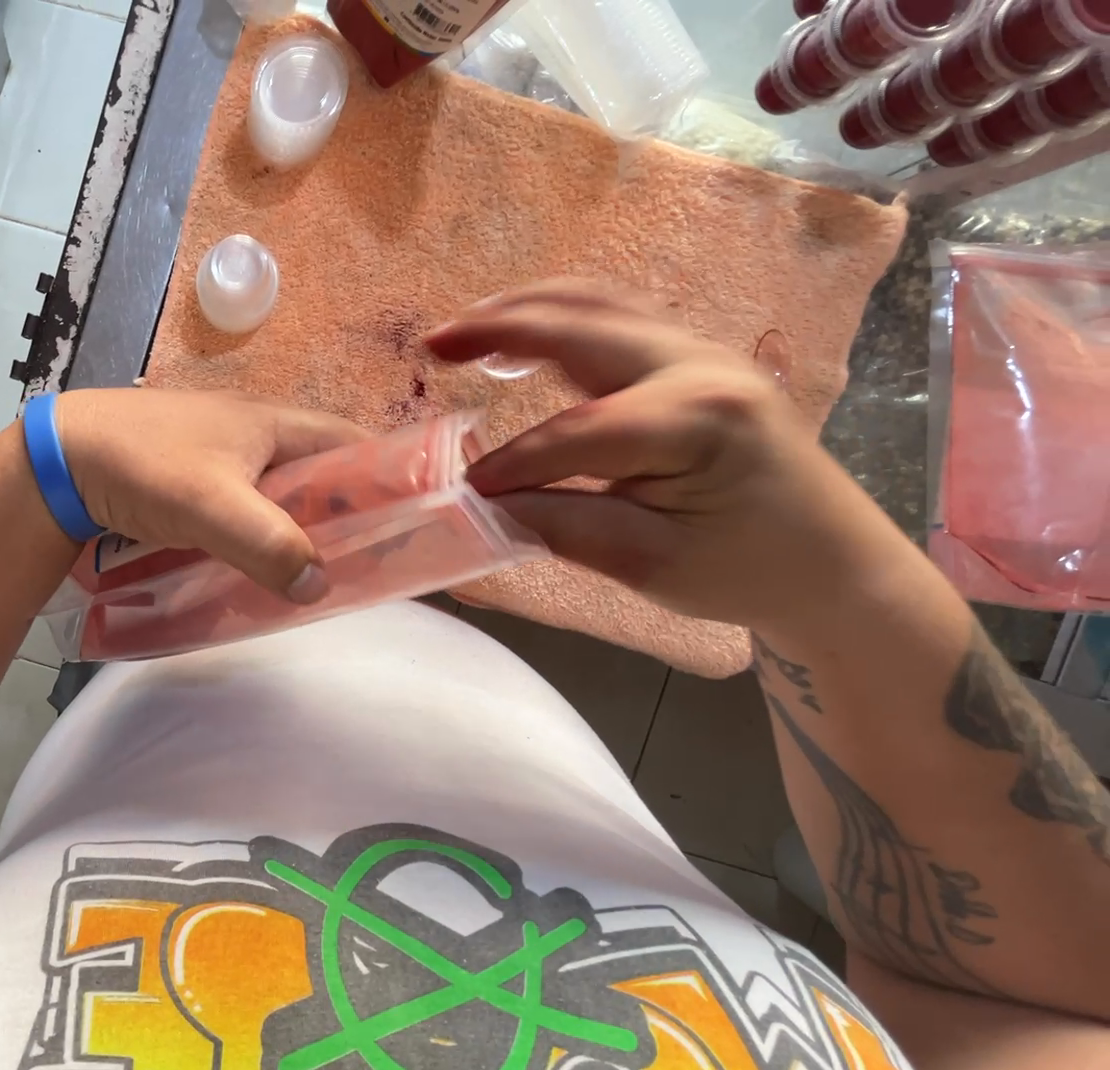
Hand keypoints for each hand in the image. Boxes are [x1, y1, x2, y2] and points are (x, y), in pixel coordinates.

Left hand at [54, 388, 368, 603]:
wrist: (61, 458)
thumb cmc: (144, 466)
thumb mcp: (212, 505)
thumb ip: (269, 544)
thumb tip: (320, 586)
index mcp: (274, 422)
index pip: (354, 441)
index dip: (389, 474)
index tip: (410, 520)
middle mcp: (255, 434)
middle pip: (320, 474)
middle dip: (344, 515)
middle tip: (361, 563)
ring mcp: (221, 458)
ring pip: (280, 496)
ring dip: (297, 531)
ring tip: (313, 576)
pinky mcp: (193, 483)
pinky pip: (244, 511)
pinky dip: (258, 536)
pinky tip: (257, 569)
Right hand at [425, 281, 915, 631]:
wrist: (833, 563)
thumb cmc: (746, 569)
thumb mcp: (643, 561)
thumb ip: (554, 523)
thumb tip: (478, 503)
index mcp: (697, 418)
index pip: (574, 433)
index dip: (509, 464)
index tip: (463, 495)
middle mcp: (700, 364)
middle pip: (579, 327)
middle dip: (499, 328)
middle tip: (432, 344)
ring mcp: (701, 352)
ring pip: (598, 305)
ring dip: (525, 311)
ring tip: (463, 328)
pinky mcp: (694, 359)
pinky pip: (615, 316)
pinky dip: (559, 316)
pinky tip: (522, 332)